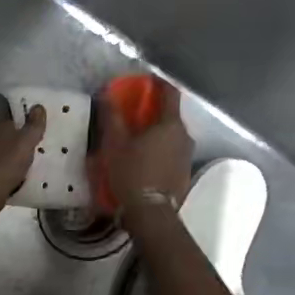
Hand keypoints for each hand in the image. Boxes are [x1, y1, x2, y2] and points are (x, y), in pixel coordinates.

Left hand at [0, 101, 45, 223]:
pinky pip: (7, 166)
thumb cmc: (6, 163)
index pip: (15, 117)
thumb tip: (38, 106)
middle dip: (27, 140)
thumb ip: (34, 124)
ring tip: (39, 161)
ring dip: (22, 156)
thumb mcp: (26, 141)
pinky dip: (16, 170)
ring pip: (10, 151)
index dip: (30, 122)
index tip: (44, 129)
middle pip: (13, 135)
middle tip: (45, 146)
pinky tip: (25, 176)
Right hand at [99, 79, 191, 222]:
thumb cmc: (131, 173)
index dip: (158, 83)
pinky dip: (161, 152)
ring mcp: (188, 156)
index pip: (170, 93)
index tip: (146, 81)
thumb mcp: (115, 143)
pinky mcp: (185, 173)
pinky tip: (146, 162)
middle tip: (135, 116)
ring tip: (138, 142)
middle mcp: (185, 136)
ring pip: (172, 137)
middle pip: (171, 116)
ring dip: (157, 134)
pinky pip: (173, 154)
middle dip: (154, 113)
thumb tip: (106, 94)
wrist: (150, 213)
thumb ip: (112, 116)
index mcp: (170, 124)